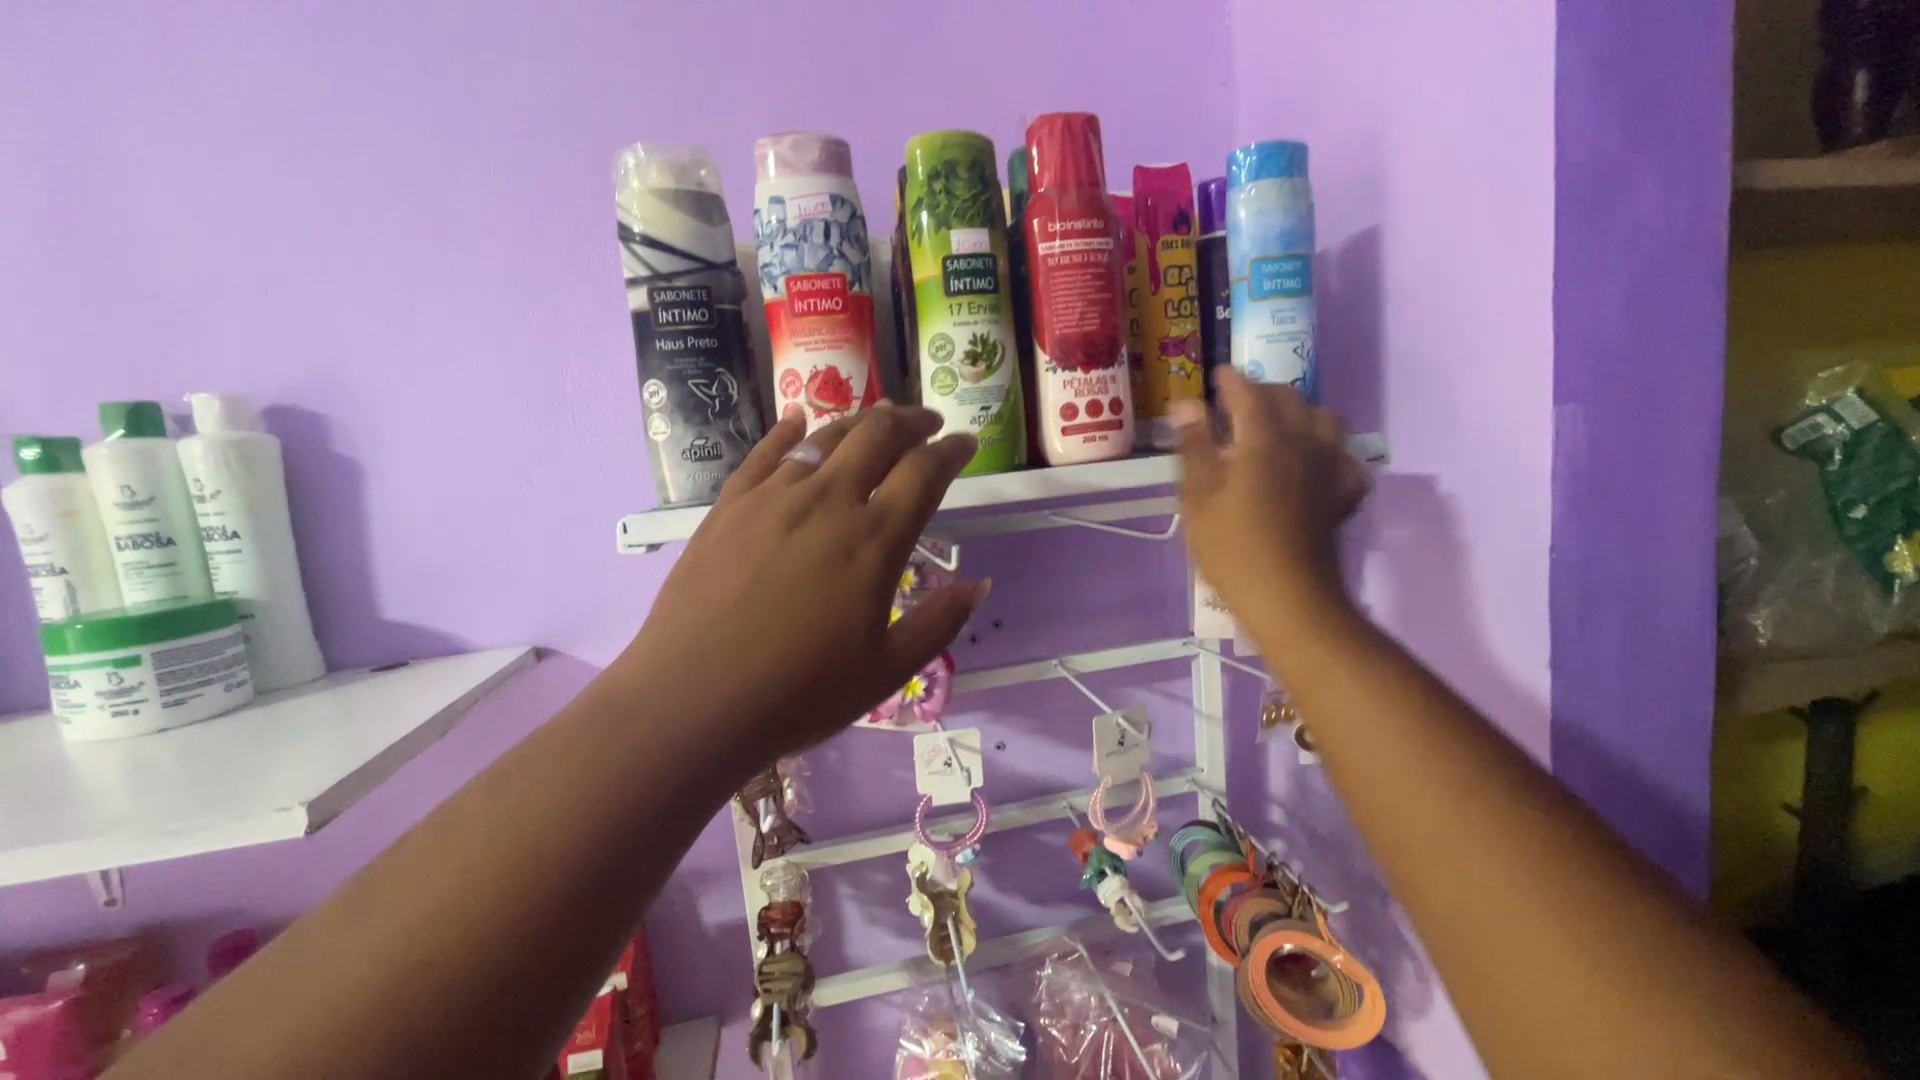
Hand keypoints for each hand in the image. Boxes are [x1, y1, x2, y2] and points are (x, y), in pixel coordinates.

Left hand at [618, 406, 985, 760]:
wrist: (695, 698)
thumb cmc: (800, 693)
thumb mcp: (886, 670)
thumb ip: (939, 623)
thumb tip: (979, 584)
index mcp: (874, 540)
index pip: (925, 472)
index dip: (952, 450)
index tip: (966, 443)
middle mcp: (828, 502)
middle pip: (877, 436)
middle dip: (910, 421)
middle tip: (926, 423)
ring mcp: (773, 498)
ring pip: (824, 437)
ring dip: (859, 422)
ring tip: (876, 422)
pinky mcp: (729, 506)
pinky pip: (765, 453)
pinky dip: (789, 431)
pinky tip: (799, 421)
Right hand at [1173, 368, 1367, 635]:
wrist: (1289, 598)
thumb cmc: (1232, 549)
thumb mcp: (1198, 497)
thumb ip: (1195, 446)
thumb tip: (1187, 403)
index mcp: (1264, 439)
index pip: (1248, 393)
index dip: (1230, 381)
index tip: (1216, 375)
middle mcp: (1303, 443)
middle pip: (1289, 398)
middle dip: (1262, 392)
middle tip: (1237, 404)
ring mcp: (1329, 468)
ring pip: (1324, 420)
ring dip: (1300, 413)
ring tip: (1276, 427)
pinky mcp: (1342, 496)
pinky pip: (1344, 459)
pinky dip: (1329, 451)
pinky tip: (1313, 465)